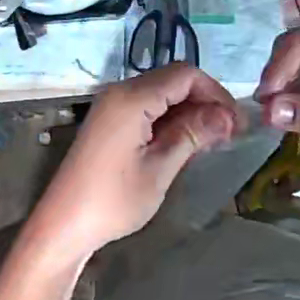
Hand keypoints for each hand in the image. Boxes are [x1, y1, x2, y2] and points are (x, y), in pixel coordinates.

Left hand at [18, 64, 238, 264]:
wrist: (63, 225)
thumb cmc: (113, 200)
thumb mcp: (159, 168)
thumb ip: (192, 134)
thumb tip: (227, 116)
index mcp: (132, 98)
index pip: (185, 75)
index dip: (215, 93)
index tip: (236, 122)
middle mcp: (121, 91)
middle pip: (174, 80)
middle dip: (205, 100)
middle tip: (230, 133)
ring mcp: (113, 105)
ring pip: (162, 92)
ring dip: (190, 110)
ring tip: (213, 139)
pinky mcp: (110, 120)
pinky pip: (148, 106)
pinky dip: (171, 117)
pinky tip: (186, 141)